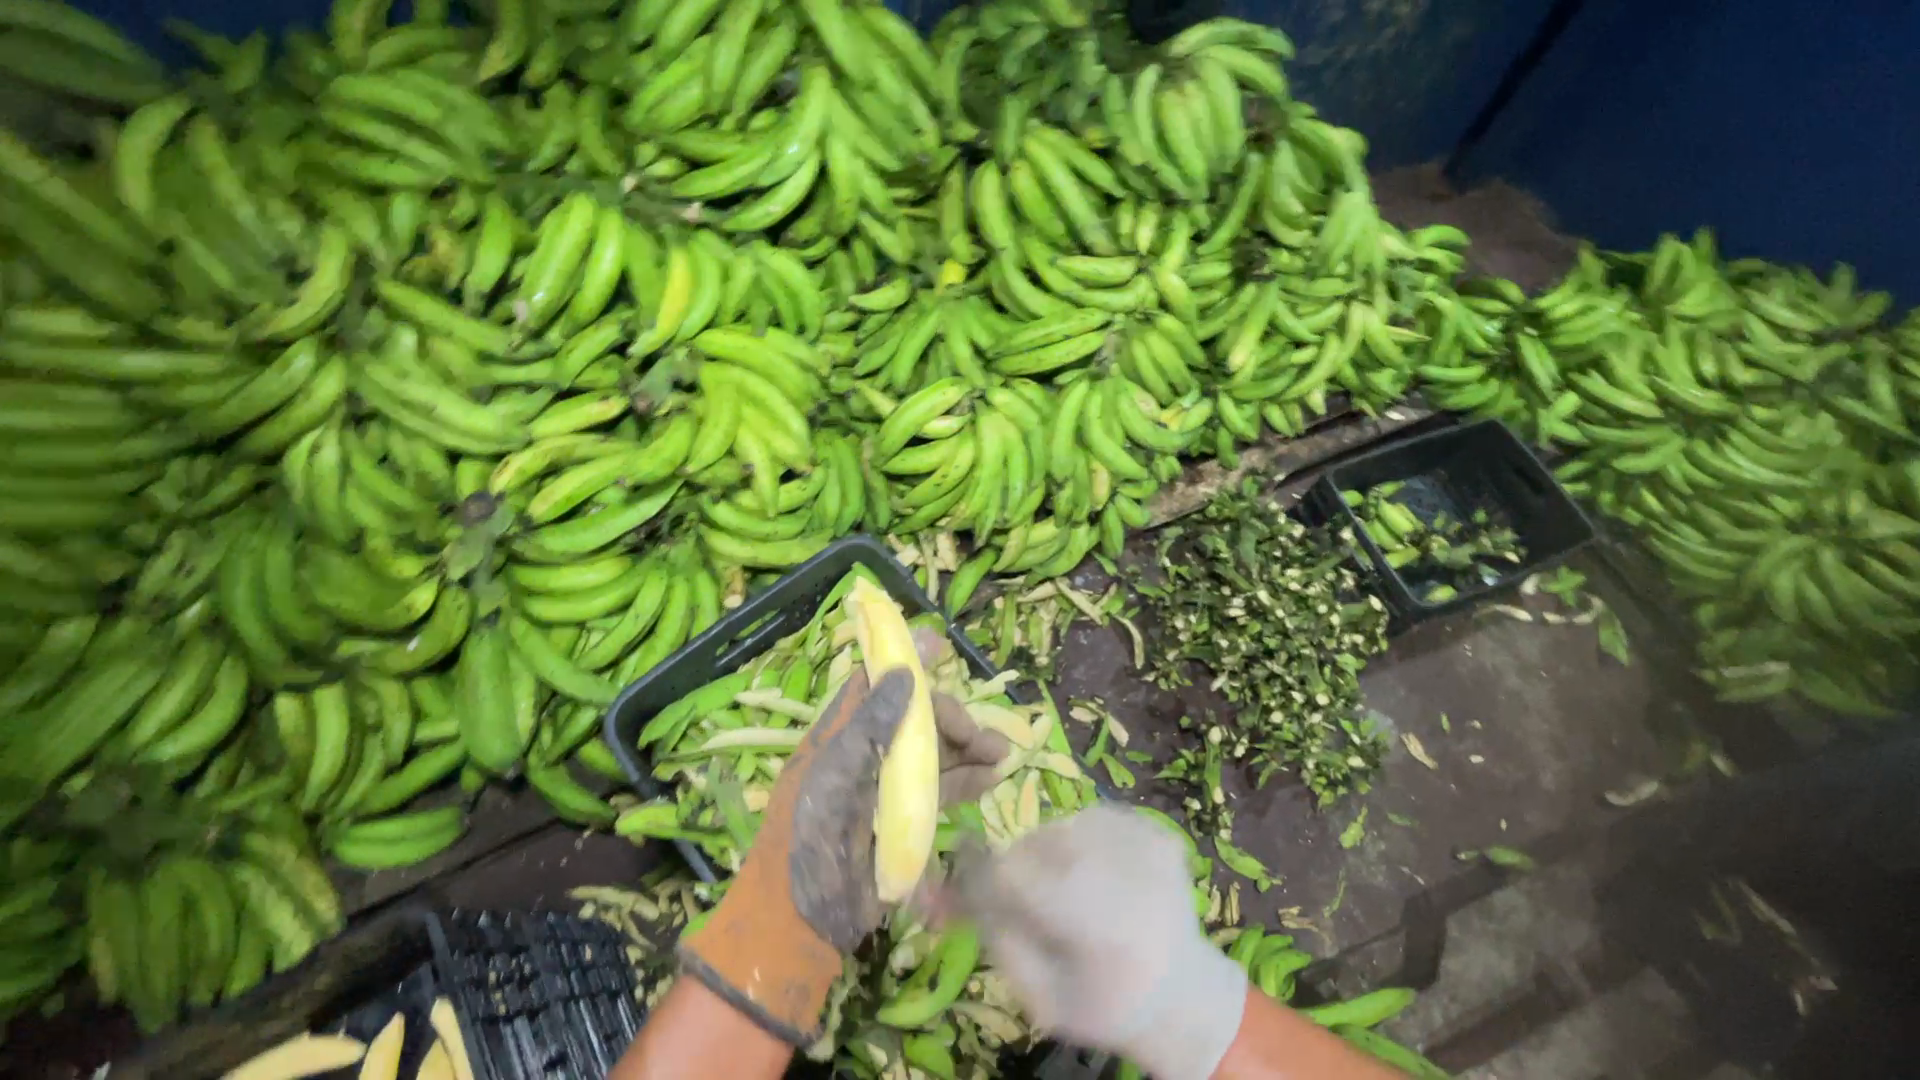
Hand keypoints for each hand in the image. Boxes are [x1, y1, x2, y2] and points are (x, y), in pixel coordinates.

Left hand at [680, 633, 1010, 1045]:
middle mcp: (865, 754)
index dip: (904, 664)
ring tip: (1001, 755)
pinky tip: (991, 777)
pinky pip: (939, 790)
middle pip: (914, 720)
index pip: (874, 685)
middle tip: (987, 740)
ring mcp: (886, 789)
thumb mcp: (834, 776)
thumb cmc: (807, 841)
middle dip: (952, 720)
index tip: (940, 647)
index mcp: (839, 736)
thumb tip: (905, 671)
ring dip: (966, 749)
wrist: (802, 922)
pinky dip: (965, 781)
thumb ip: (870, 723)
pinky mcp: (904, 822)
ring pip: (932, 754)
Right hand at [951, 805, 1248, 1079]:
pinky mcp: (1159, 831)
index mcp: (1098, 925)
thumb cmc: (1104, 1003)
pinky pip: (1096, 818)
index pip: (1015, 871)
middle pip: (1040, 841)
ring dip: (1052, 850)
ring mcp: (1148, 845)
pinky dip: (1084, 840)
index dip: (993, 881)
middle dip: (1023, 867)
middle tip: (1032, 903)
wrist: (1184, 995)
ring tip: (1069, 891)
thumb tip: (950, 889)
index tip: (991, 899)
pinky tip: (1098, 875)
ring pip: (1064, 824)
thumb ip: (998, 940)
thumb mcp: (1041, 997)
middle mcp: (1126, 874)